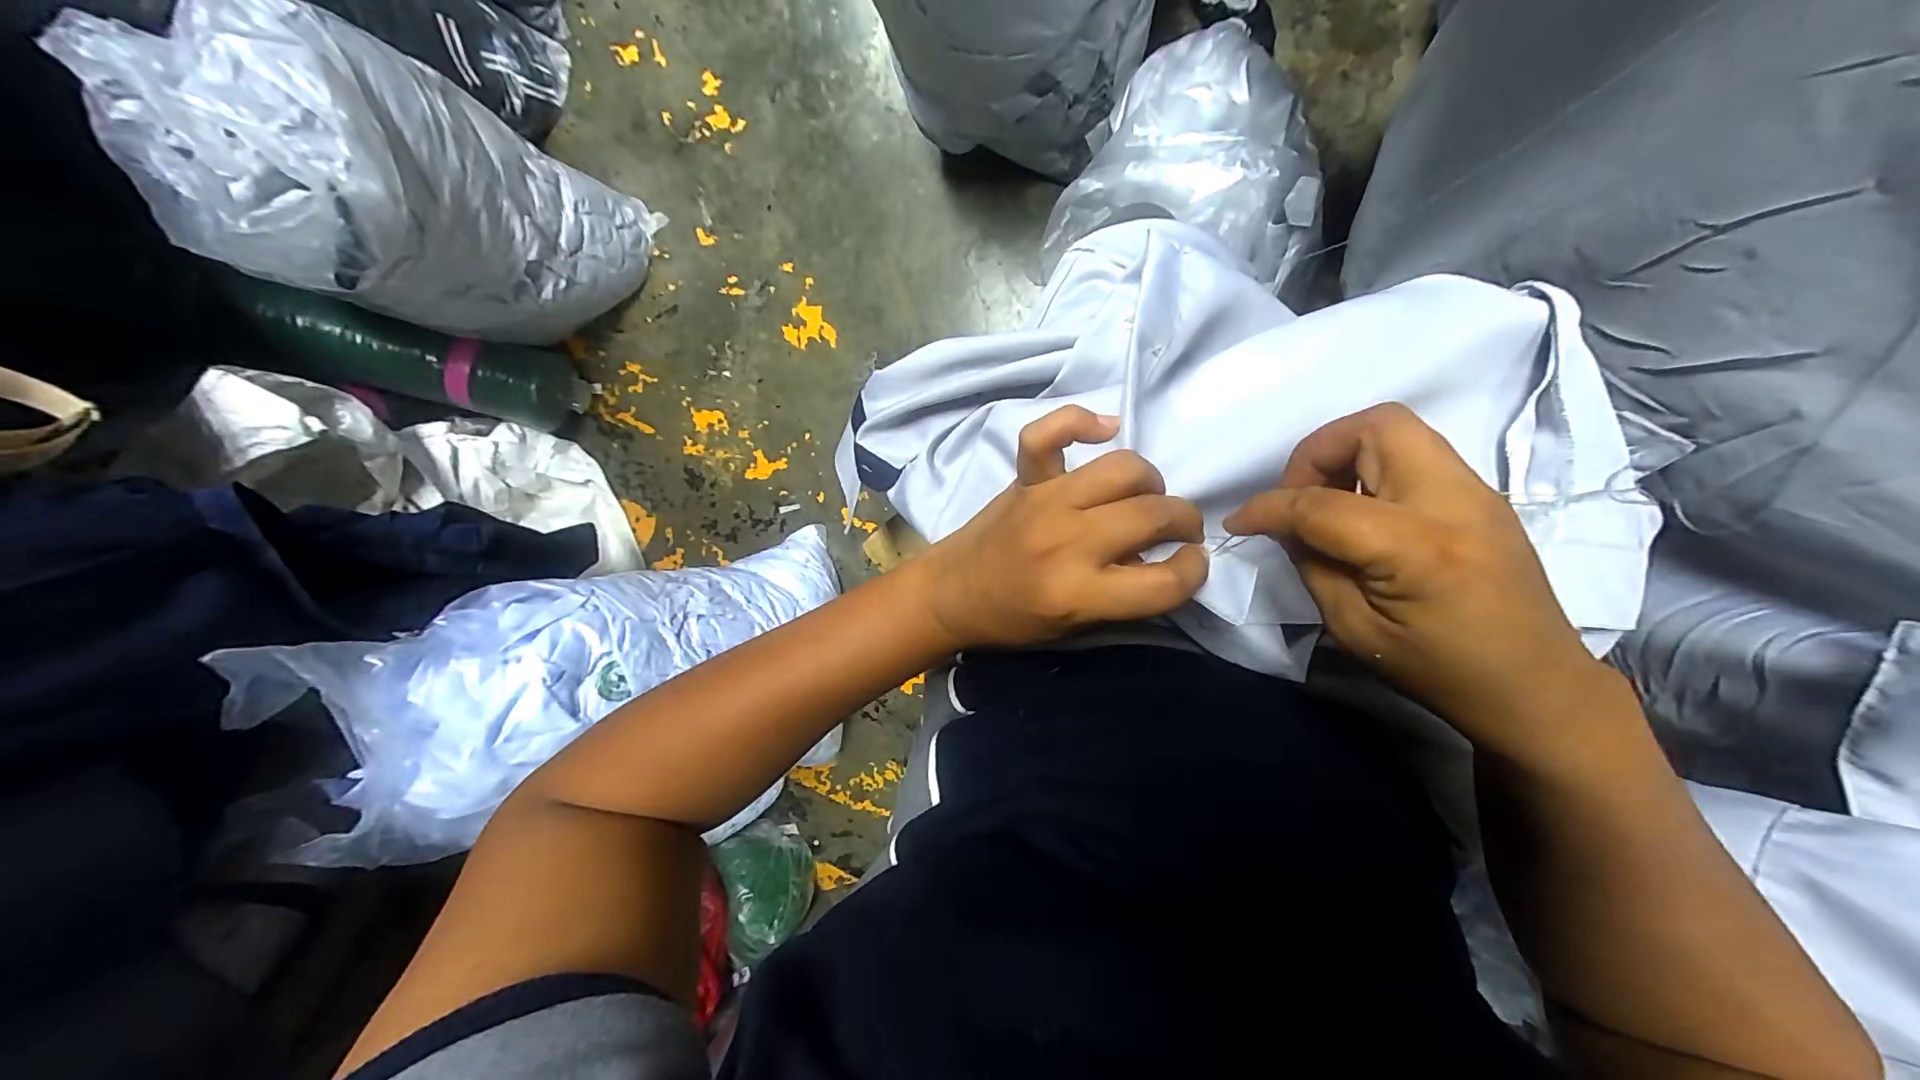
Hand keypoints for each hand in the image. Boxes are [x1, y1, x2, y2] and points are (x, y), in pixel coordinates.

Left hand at [914, 406, 1208, 649]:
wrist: (951, 593)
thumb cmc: (1013, 618)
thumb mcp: (1075, 625)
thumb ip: (1124, 595)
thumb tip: (1164, 555)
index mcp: (1077, 592)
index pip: (1165, 582)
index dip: (1194, 573)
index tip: (1192, 564)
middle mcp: (1066, 542)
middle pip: (1153, 515)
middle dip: (1184, 522)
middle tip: (1179, 531)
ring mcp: (1044, 502)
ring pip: (1123, 469)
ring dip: (1150, 482)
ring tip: (1146, 497)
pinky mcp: (1025, 479)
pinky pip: (1048, 434)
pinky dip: (1078, 422)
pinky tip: (1105, 428)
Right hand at [1224, 403, 1619, 760]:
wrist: (1535, 685)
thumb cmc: (1438, 670)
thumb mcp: (1352, 628)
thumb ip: (1312, 564)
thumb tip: (1284, 527)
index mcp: (1415, 547)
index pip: (1321, 503)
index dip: (1268, 507)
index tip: (1240, 521)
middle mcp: (1452, 501)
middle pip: (1374, 426)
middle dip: (1317, 451)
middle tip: (1298, 495)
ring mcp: (1476, 491)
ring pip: (1398, 428)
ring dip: (1347, 453)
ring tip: (1327, 499)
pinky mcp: (1482, 495)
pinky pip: (1416, 453)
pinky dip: (1375, 465)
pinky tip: (1363, 510)